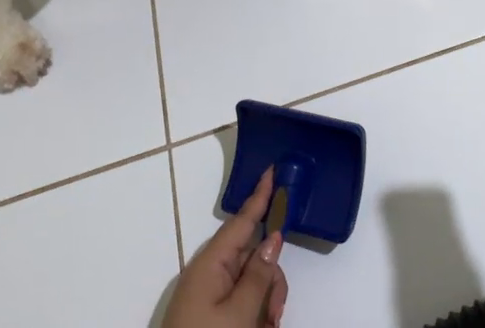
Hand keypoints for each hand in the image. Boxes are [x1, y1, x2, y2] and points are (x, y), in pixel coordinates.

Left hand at [162, 168, 288, 327]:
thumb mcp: (239, 313)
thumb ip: (259, 276)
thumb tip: (272, 239)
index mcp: (211, 264)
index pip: (241, 221)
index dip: (259, 196)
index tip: (272, 170)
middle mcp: (209, 273)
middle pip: (253, 257)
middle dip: (271, 281)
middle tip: (276, 316)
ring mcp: (208, 294)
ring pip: (252, 282)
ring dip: (266, 303)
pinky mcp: (208, 313)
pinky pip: (241, 301)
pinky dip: (254, 314)